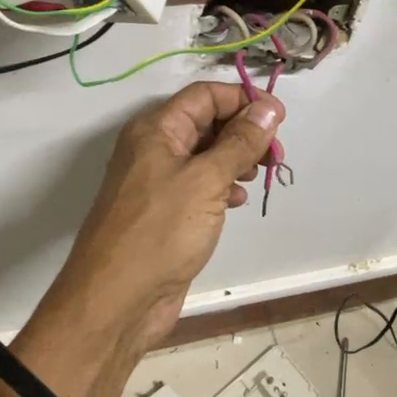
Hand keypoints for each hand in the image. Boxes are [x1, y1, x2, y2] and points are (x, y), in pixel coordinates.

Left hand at [55, 82, 284, 352]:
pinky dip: (223, 186)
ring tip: (261, 175)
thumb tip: (268, 108)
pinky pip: (200, 185)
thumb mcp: (206, 180)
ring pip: (205, 154)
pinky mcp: (165, 212)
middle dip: (244, 131)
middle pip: (206, 122)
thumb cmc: (160, 232)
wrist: (117, 300)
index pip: (205, 95)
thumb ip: (239, 142)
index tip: (279, 118)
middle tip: (275, 155)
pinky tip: (237, 201)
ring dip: (237, 159)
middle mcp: (154, 149)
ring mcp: (158, 182)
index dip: (243, 99)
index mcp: (156, 130)